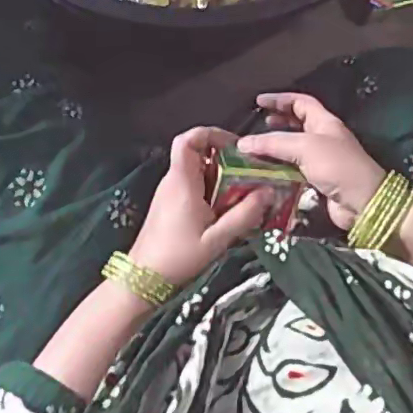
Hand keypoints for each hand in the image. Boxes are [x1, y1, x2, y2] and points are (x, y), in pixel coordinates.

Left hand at [128, 126, 270, 287]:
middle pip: (198, 153)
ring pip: (198, 170)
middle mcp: (174, 181)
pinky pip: (194, 186)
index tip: (236, 147)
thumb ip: (244, 215)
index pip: (189, 139)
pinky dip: (213, 190)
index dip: (212, 134)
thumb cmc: (178, 257)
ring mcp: (170, 192)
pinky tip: (228, 210)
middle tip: (250, 173)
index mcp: (182, 181)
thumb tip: (268, 192)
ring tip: (245, 194)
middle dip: (226, 159)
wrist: (143, 279)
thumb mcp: (217, 239)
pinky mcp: (171, 204)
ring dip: (222, 177)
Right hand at [235, 93, 385, 231]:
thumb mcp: (305, 147)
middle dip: (277, 123)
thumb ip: (273, 143)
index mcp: (324, 122)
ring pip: (293, 149)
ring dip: (275, 149)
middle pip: (297, 124)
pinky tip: (265, 173)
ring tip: (256, 150)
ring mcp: (321, 160)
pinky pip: (293, 171)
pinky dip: (279, 170)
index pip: (301, 102)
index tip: (258, 102)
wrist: (363, 203)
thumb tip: (242, 143)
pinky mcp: (317, 181)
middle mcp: (323, 138)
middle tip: (257, 126)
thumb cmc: (337, 166)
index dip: (280, 100)